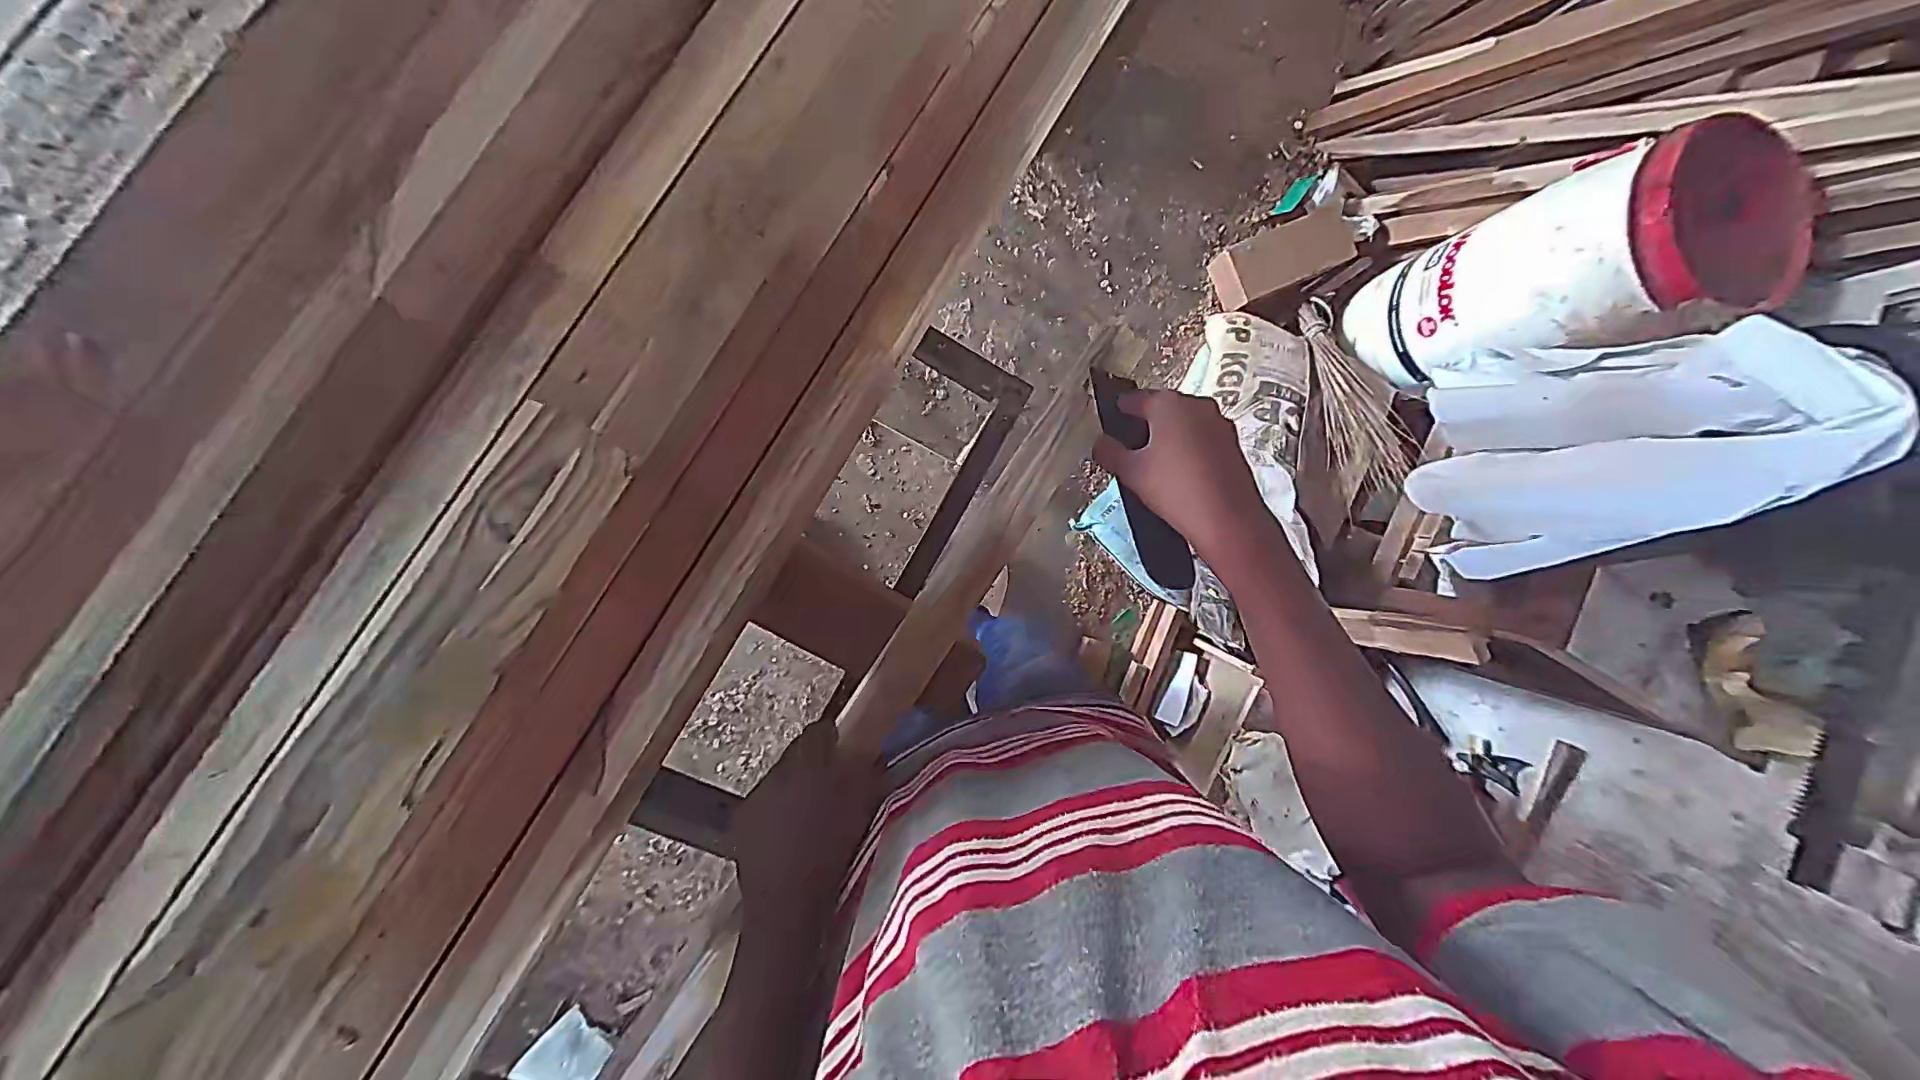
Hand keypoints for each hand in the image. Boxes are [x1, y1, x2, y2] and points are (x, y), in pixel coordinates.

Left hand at [733, 720, 879, 930]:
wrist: (790, 903)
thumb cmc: (835, 851)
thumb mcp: (864, 804)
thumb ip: (867, 769)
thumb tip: (869, 749)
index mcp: (808, 762)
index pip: (819, 730)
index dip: (833, 737)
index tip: (845, 748)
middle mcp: (776, 771)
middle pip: (797, 754)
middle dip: (813, 762)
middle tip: (833, 781)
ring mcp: (755, 796)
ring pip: (780, 779)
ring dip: (794, 786)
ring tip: (813, 809)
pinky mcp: (742, 821)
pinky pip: (765, 804)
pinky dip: (778, 810)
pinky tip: (790, 831)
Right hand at [1093, 390, 1271, 562]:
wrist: (1227, 519)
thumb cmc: (1177, 489)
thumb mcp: (1131, 472)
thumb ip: (1109, 452)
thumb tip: (1100, 444)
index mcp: (1168, 404)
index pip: (1135, 399)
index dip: (1120, 410)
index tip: (1113, 416)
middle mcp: (1197, 406)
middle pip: (1163, 409)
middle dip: (1146, 426)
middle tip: (1130, 446)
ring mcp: (1219, 424)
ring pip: (1185, 425)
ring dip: (1169, 438)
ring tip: (1155, 465)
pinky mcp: (1233, 445)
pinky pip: (1202, 440)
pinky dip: (1189, 450)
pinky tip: (1180, 474)